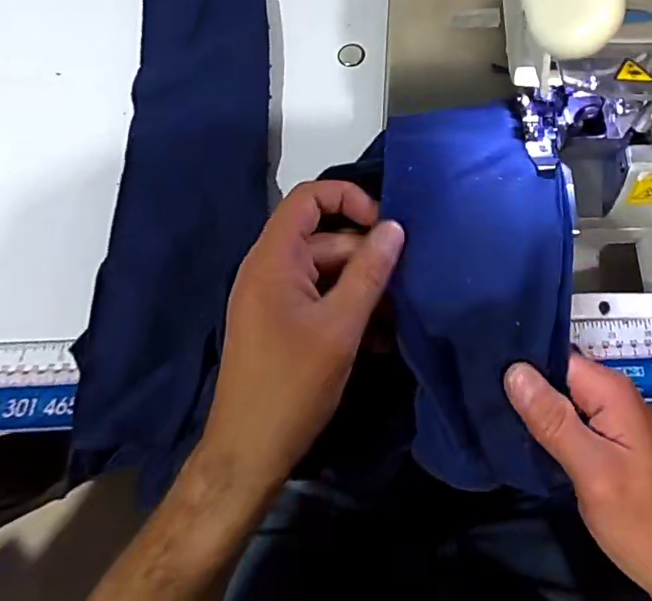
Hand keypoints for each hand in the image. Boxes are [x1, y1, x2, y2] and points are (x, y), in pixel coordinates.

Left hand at [205, 181, 405, 486]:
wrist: (247, 455)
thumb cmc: (291, 385)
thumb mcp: (341, 326)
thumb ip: (370, 271)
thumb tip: (395, 226)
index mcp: (274, 258)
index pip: (310, 197)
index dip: (349, 199)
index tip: (385, 228)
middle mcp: (270, 268)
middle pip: (327, 238)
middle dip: (368, 258)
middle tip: (405, 288)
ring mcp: (274, 296)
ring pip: (329, 272)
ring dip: (364, 290)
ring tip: (397, 321)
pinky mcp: (282, 321)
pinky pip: (321, 298)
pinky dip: (349, 309)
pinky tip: (378, 339)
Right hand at [506, 356, 651, 600]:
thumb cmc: (641, 519)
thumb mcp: (592, 470)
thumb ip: (553, 420)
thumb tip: (515, 371)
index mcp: (611, 390)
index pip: (556, 356)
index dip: (523, 362)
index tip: (485, 368)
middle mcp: (610, 394)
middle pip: (556, 374)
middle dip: (523, 384)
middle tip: (484, 395)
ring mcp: (608, 417)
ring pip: (559, 397)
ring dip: (532, 407)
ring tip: (493, 411)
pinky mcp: (602, 439)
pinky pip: (567, 418)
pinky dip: (545, 426)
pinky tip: (521, 435)